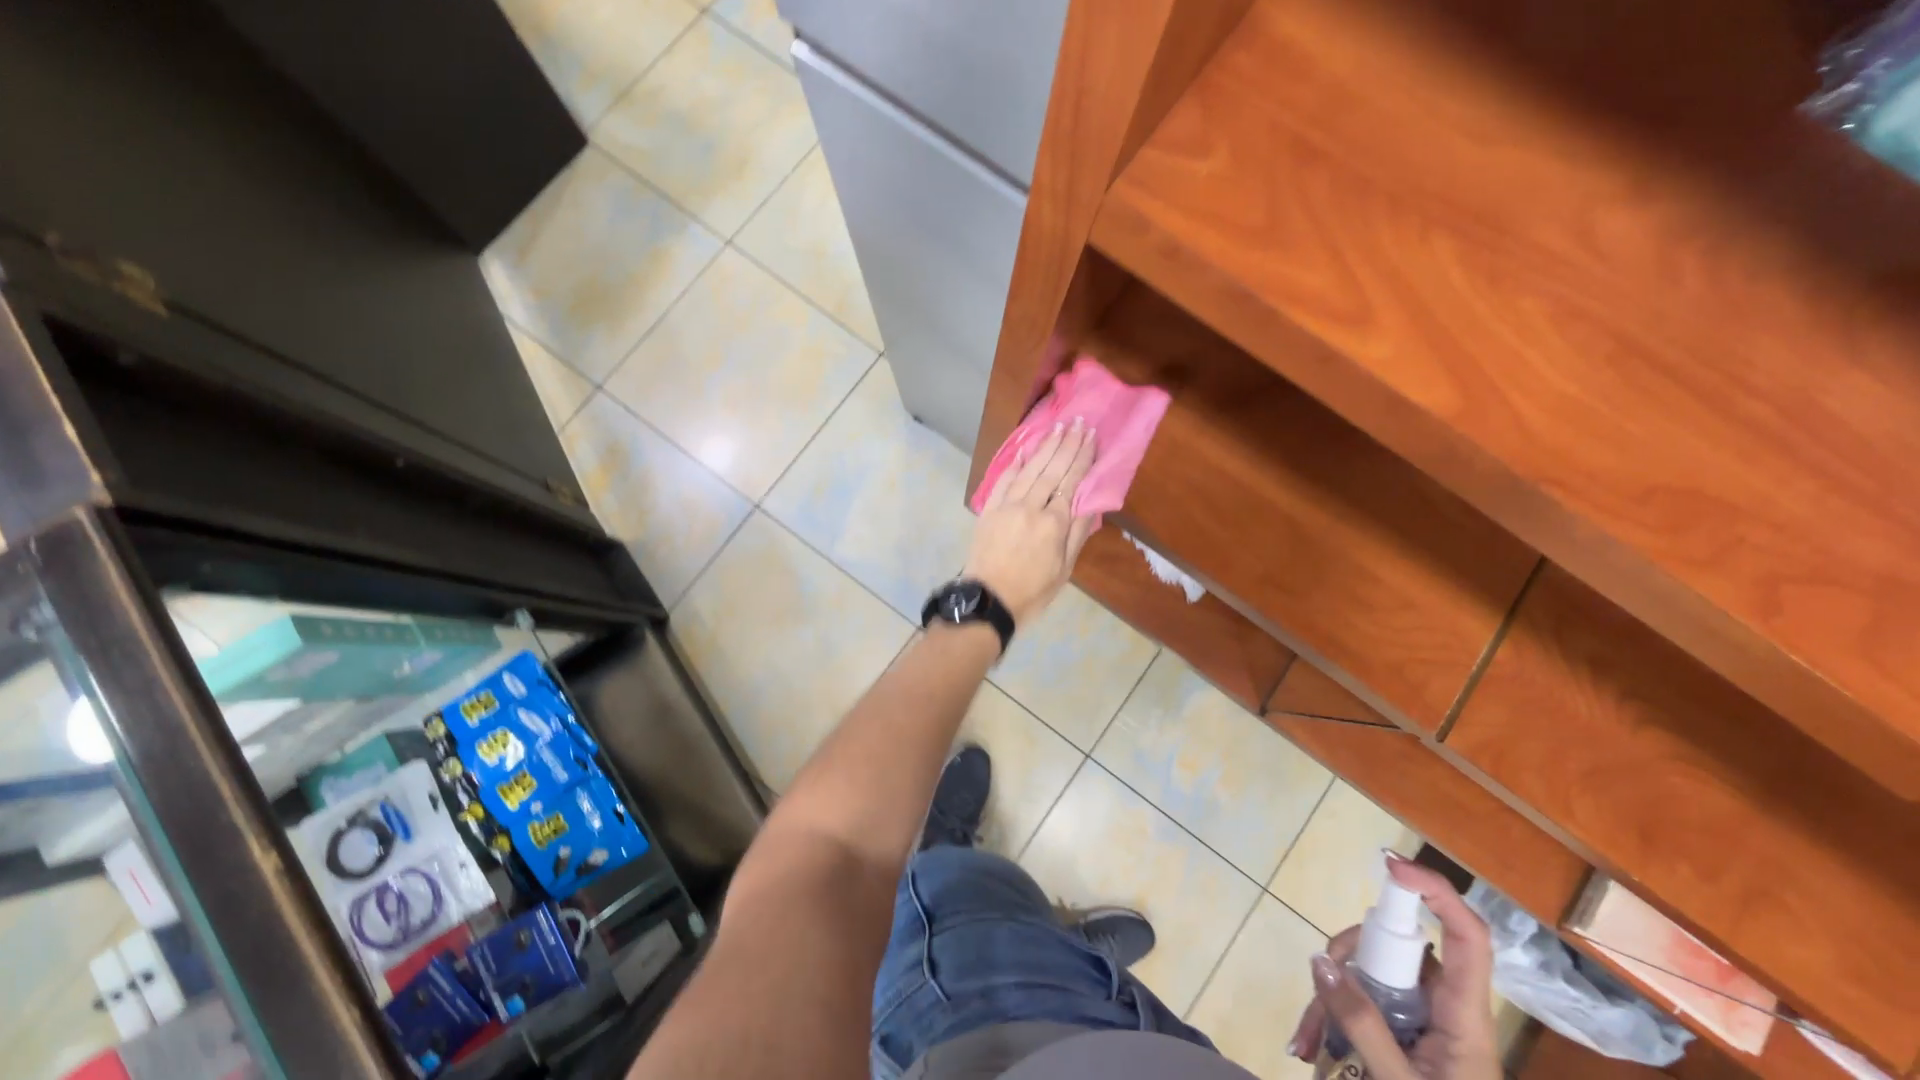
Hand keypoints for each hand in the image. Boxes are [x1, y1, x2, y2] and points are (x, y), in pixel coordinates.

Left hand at [965, 418, 1098, 623]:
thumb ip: (1077, 533)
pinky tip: (1026, 449)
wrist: (988, 601)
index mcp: (1054, 524)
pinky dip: (1016, 462)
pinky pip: (1004, 479)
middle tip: (1079, 422)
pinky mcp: (989, 510)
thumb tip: (1090, 503)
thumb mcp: (1064, 569)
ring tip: (1058, 427)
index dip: (1082, 458)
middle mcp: (1031, 507)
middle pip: (1053, 470)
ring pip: (1030, 469)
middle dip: (1067, 444)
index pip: (1072, 483)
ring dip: (1045, 446)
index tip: (1091, 437)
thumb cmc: (1032, 591)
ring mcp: (1007, 506)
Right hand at [1288, 854, 1502, 1079]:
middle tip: (1318, 984)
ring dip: (1332, 997)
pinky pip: (1365, 1006)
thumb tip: (1321, 961)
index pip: (1467, 936)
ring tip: (1303, 1039)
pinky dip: (1333, 1018)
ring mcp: (1424, 1022)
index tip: (1391, 866)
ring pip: (1373, 977)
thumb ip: (1361, 1023)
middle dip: (1349, 958)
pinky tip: (1306, 1044)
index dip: (1437, 892)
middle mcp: (1446, 1008)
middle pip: (1399, 950)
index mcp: (1463, 1016)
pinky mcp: (1405, 1036)